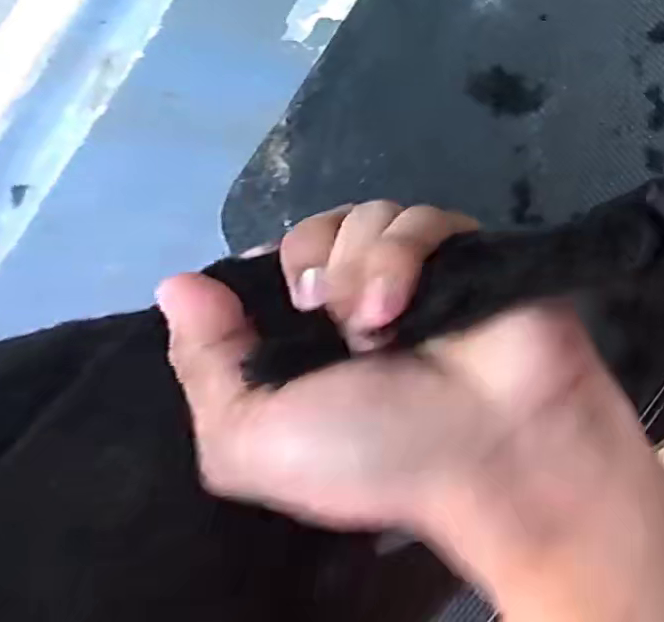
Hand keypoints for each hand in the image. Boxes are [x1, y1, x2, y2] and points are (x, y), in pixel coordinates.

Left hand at [157, 202, 644, 544]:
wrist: (487, 441)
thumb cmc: (369, 451)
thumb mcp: (253, 436)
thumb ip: (209, 361)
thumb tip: (176, 282)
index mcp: (316, 332)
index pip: (281, 261)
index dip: (270, 269)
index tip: (281, 305)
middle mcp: (370, 291)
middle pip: (323, 225)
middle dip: (312, 261)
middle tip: (323, 312)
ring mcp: (428, 267)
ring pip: (374, 213)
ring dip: (361, 264)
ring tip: (376, 321)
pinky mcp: (473, 249)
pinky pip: (426, 218)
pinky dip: (402, 253)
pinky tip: (403, 303)